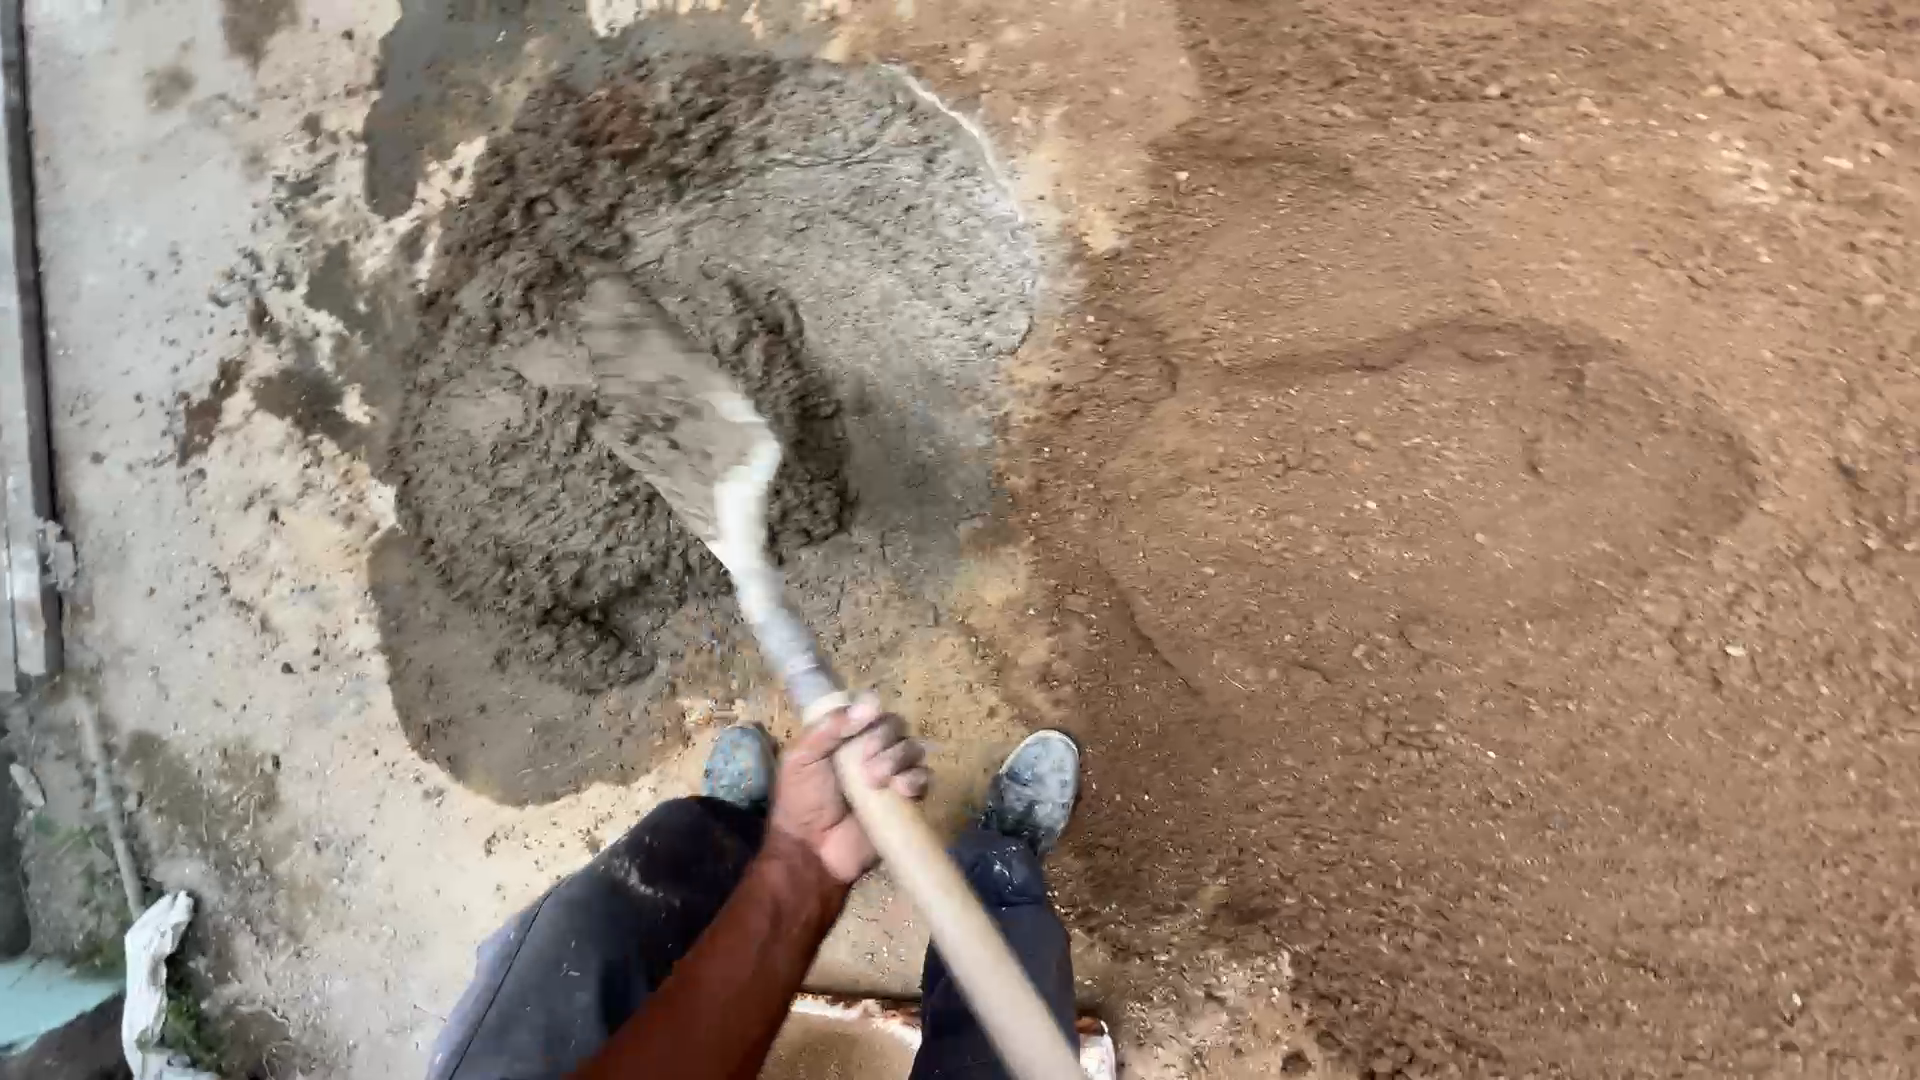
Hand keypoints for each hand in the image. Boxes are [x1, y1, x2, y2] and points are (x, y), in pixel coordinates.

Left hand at [769, 697, 928, 884]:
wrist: (811, 851)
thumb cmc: (801, 801)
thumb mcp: (802, 758)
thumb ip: (828, 728)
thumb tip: (870, 703)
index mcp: (849, 736)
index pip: (873, 712)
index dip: (872, 717)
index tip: (862, 727)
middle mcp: (874, 751)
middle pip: (897, 728)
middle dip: (884, 741)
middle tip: (864, 764)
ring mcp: (892, 776)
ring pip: (913, 750)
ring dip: (898, 759)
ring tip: (876, 781)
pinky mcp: (906, 801)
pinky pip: (924, 779)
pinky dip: (916, 779)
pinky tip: (900, 789)